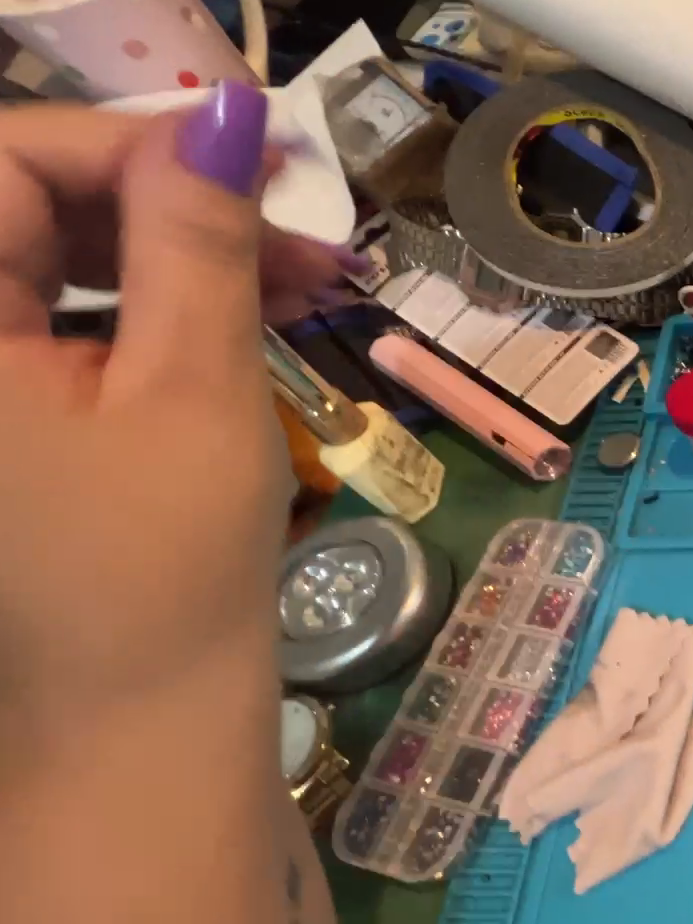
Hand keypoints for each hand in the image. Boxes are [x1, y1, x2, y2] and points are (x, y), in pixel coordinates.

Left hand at [0, 87, 358, 717]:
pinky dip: (161, 294)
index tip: (271, 161)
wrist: (141, 680)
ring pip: (56, 245)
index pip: (3, 156)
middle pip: (27, 196)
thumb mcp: (197, 390)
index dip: (140, 144)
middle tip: (309, 243)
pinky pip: (70, 299)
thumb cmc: (169, 550)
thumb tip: (235, 120)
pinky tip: (248, 312)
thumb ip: (201, 248)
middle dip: (176, 203)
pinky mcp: (1, 385)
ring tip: (304, 284)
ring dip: (182, 249)